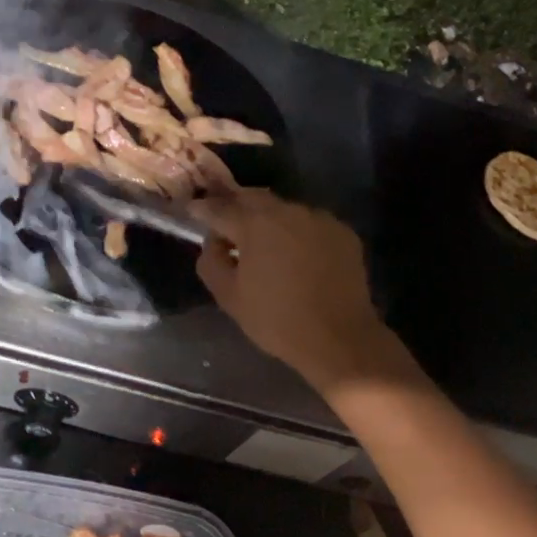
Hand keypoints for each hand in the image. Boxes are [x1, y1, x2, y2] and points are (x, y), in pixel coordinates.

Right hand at [190, 189, 406, 394]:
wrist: (339, 338)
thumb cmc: (276, 320)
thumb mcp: (229, 296)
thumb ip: (211, 260)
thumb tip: (214, 241)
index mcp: (255, 224)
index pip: (220, 208)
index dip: (203, 209)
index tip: (193, 211)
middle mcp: (288, 210)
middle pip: (253, 198)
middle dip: (236, 206)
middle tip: (227, 224)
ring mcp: (319, 218)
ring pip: (285, 209)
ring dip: (270, 220)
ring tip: (265, 243)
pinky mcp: (343, 232)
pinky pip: (311, 224)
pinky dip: (298, 232)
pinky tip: (298, 255)